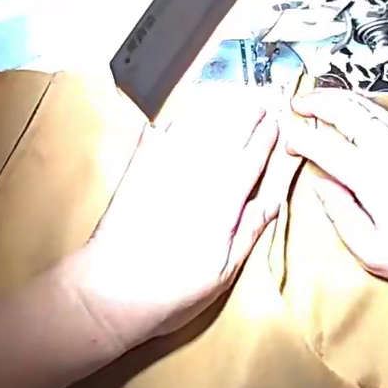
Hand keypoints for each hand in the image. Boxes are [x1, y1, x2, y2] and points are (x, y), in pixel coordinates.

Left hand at [57, 91, 285, 355]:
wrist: (110, 289)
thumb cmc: (172, 289)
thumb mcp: (223, 272)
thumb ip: (249, 231)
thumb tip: (273, 201)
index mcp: (223, 199)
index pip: (252, 157)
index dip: (267, 136)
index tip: (277, 120)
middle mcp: (196, 174)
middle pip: (226, 132)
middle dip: (246, 112)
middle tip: (260, 98)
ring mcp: (164, 167)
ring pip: (194, 127)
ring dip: (215, 110)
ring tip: (229, 98)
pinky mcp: (138, 169)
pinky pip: (159, 135)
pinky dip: (173, 123)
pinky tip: (179, 119)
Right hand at [282, 89, 387, 307]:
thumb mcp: (373, 251)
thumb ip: (341, 214)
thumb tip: (321, 185)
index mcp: (373, 176)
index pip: (325, 144)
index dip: (299, 138)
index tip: (286, 142)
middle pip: (346, 110)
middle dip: (316, 102)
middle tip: (295, 104)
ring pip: (367, 106)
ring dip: (338, 97)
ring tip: (317, 97)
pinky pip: (384, 112)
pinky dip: (360, 103)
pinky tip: (353, 108)